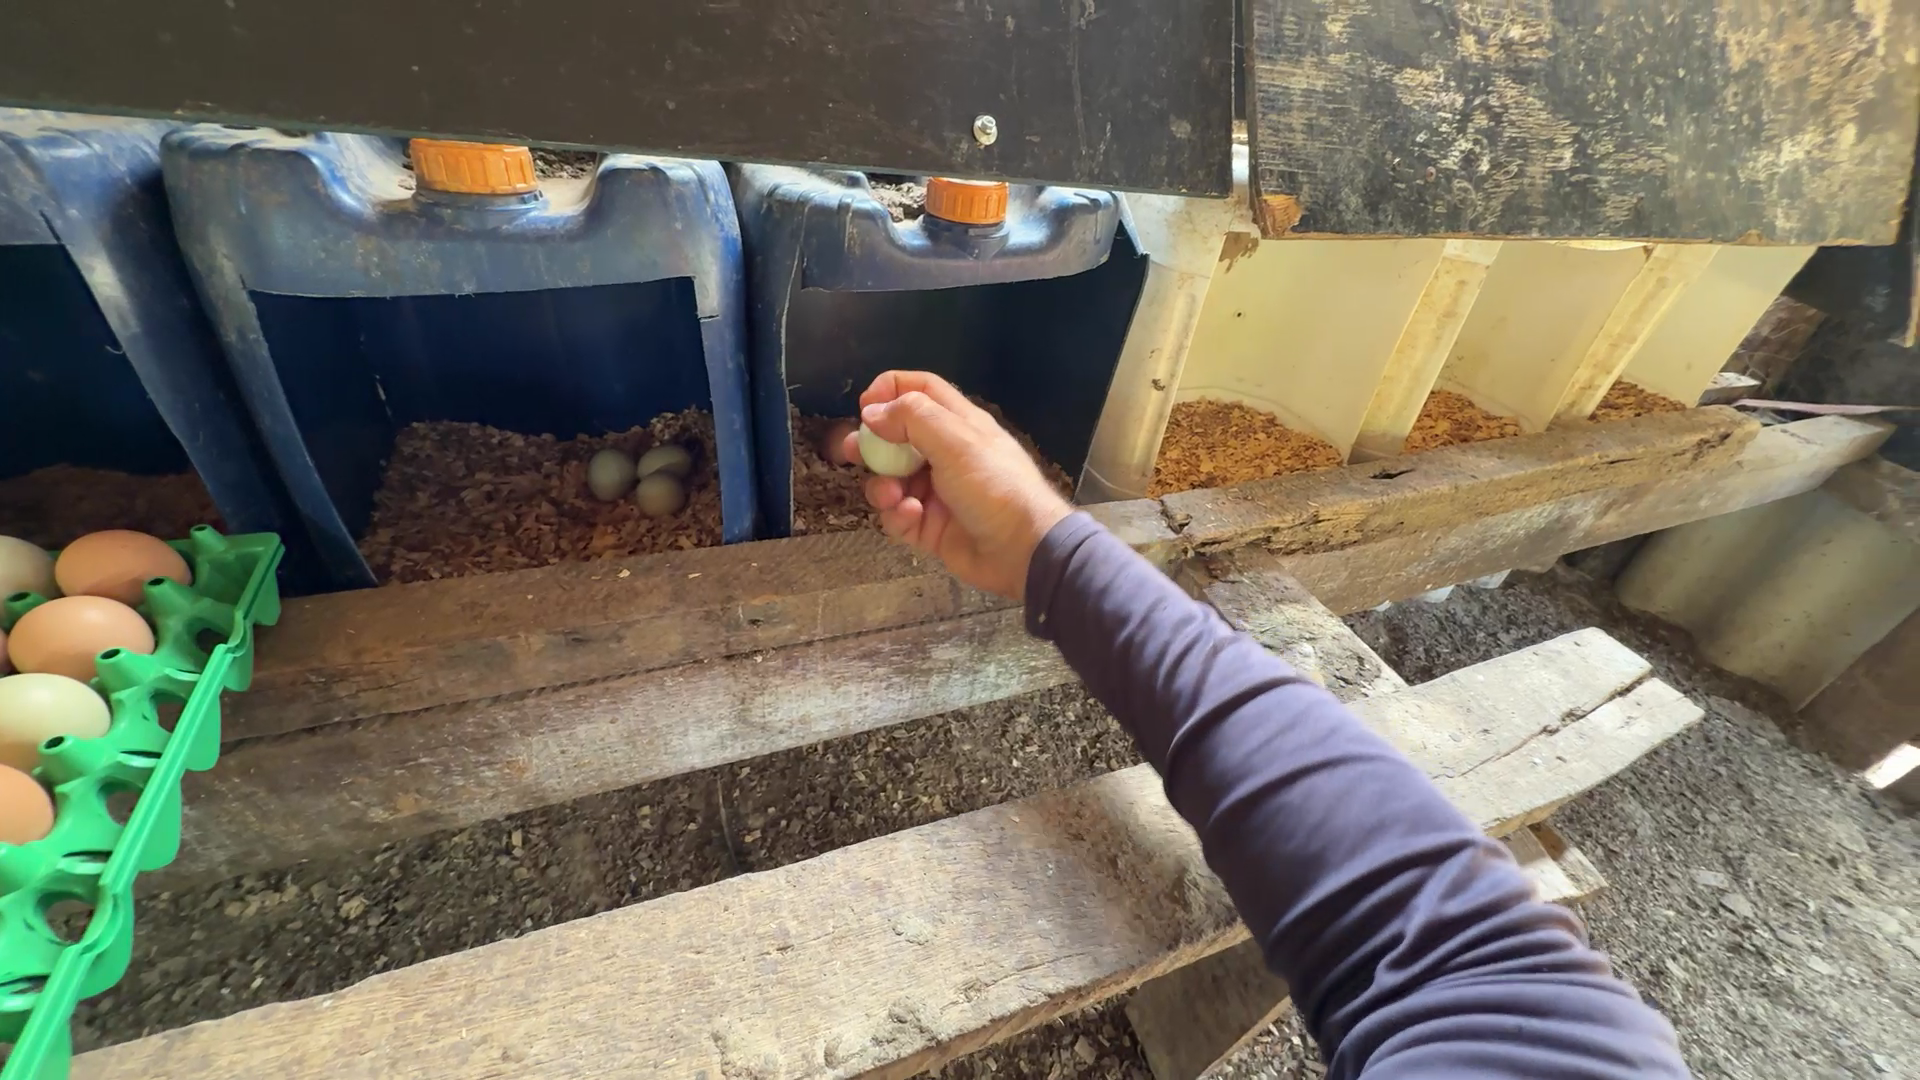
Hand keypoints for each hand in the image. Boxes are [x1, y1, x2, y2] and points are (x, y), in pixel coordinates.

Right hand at [844, 371, 1072, 599]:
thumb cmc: (994, 486)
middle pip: (897, 438)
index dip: (890, 390)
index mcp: (958, 425)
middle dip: (872, 444)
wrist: (1023, 550)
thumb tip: (872, 412)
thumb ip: (912, 419)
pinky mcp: (930, 528)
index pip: (921, 391)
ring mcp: (936, 493)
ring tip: (891, 495)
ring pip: (891, 480)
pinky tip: (912, 517)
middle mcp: (945, 454)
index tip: (864, 405)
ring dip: (883, 486)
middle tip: (851, 451)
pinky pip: (899, 516)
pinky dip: (898, 516)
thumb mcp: (956, 442)